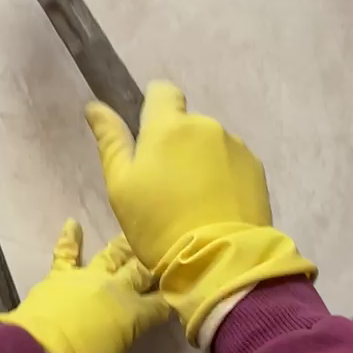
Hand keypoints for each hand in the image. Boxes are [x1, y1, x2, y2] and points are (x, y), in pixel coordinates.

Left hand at [0, 220, 171, 352]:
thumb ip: (122, 337)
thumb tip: (121, 329)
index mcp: (133, 314)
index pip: (158, 305)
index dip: (168, 299)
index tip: (176, 293)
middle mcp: (115, 288)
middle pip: (138, 272)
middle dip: (149, 266)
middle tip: (158, 257)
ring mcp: (87, 277)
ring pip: (108, 256)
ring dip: (120, 247)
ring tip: (130, 237)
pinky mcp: (60, 275)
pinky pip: (66, 252)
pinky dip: (69, 237)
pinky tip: (73, 223)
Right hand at [85, 80, 315, 348]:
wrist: (220, 261)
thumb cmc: (158, 223)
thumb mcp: (121, 184)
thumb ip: (110, 140)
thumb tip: (94, 106)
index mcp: (169, 125)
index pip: (162, 91)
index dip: (153, 105)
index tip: (146, 133)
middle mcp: (206, 125)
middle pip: (186, 123)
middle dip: (176, 142)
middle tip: (164, 182)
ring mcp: (236, 146)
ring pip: (210, 143)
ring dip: (200, 159)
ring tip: (193, 199)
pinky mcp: (257, 169)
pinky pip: (232, 162)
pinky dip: (223, 175)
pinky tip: (216, 205)